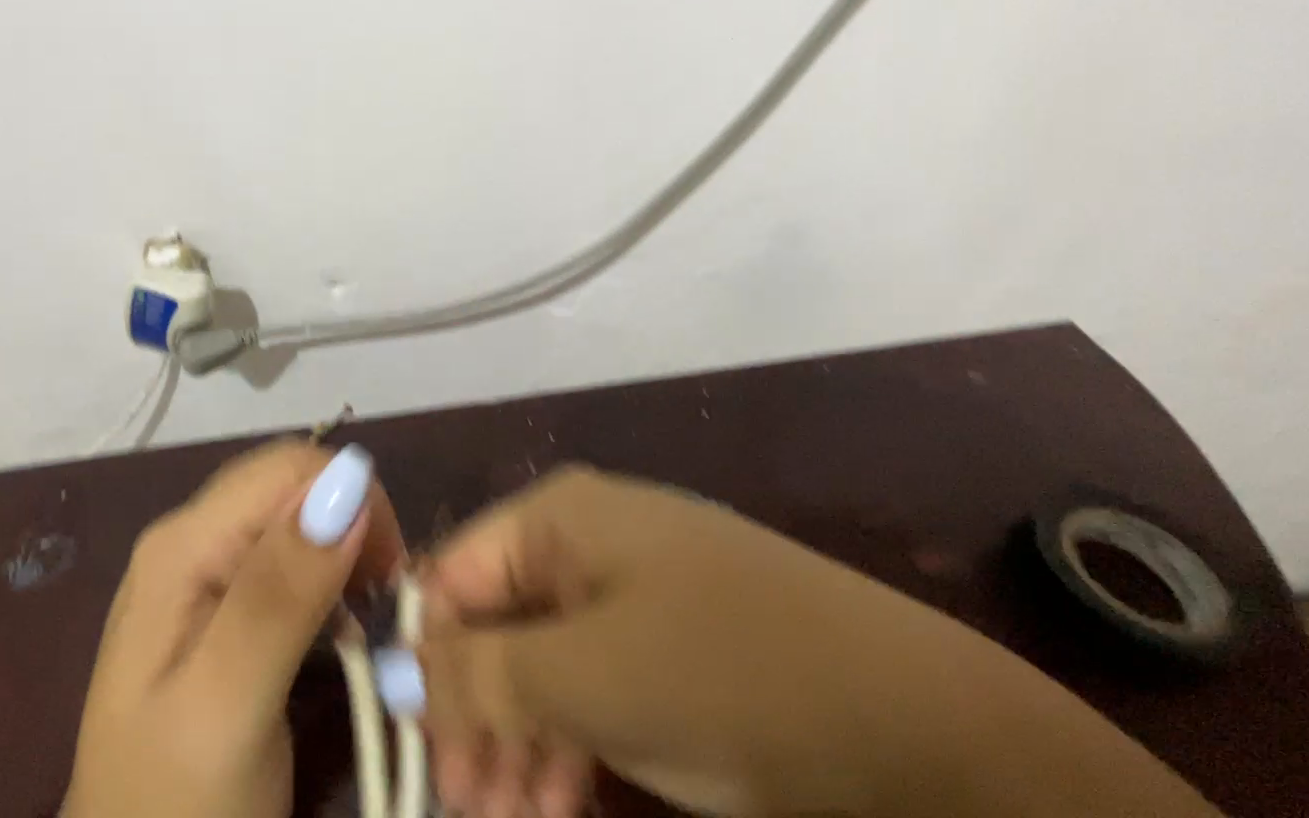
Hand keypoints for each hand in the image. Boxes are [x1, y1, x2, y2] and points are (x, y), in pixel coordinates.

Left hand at [65, 440, 405, 817]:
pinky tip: (342, 631)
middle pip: (295, 487)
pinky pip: (292, 562)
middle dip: (356, 528)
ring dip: (348, 558)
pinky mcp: (221, 607)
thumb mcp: (229, 702)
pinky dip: (332, 583)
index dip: (356, 505)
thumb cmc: (178, 801)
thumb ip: (280, 592)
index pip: (291, 468)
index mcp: (184, 545)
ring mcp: (203, 574)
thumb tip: (349, 481)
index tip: (391, 584)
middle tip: (385, 610)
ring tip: (370, 626)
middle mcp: (191, 539)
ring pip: (299, 522)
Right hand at [417, 466, 1226, 817]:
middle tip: (469, 809)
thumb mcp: (586, 680)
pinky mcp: (672, 643)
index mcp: (559, 519)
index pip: (450, 576)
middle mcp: (588, 541)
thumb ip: (477, 674)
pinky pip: (593, 684)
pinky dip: (570, 743)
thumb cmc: (727, 678)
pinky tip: (561, 805)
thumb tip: (390, 671)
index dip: (426, 662)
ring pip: (542, 665)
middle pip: (494, 625)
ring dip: (518, 744)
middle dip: (474, 718)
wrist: (918, 724)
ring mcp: (635, 591)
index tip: (419, 751)